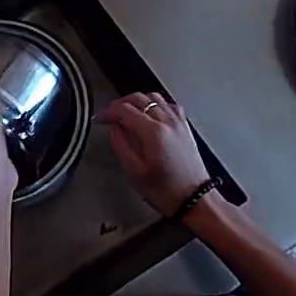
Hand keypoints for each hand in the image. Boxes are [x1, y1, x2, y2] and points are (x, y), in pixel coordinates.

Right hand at [97, 93, 210, 215]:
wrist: (194, 198)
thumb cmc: (165, 190)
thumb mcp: (134, 172)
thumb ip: (120, 145)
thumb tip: (113, 128)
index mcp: (152, 132)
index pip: (124, 109)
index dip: (109, 111)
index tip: (101, 118)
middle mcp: (166, 121)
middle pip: (139, 98)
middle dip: (120, 103)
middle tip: (110, 114)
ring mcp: (178, 121)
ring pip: (154, 97)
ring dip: (138, 100)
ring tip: (128, 112)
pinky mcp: (184, 126)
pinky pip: (169, 104)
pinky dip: (156, 103)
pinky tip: (151, 112)